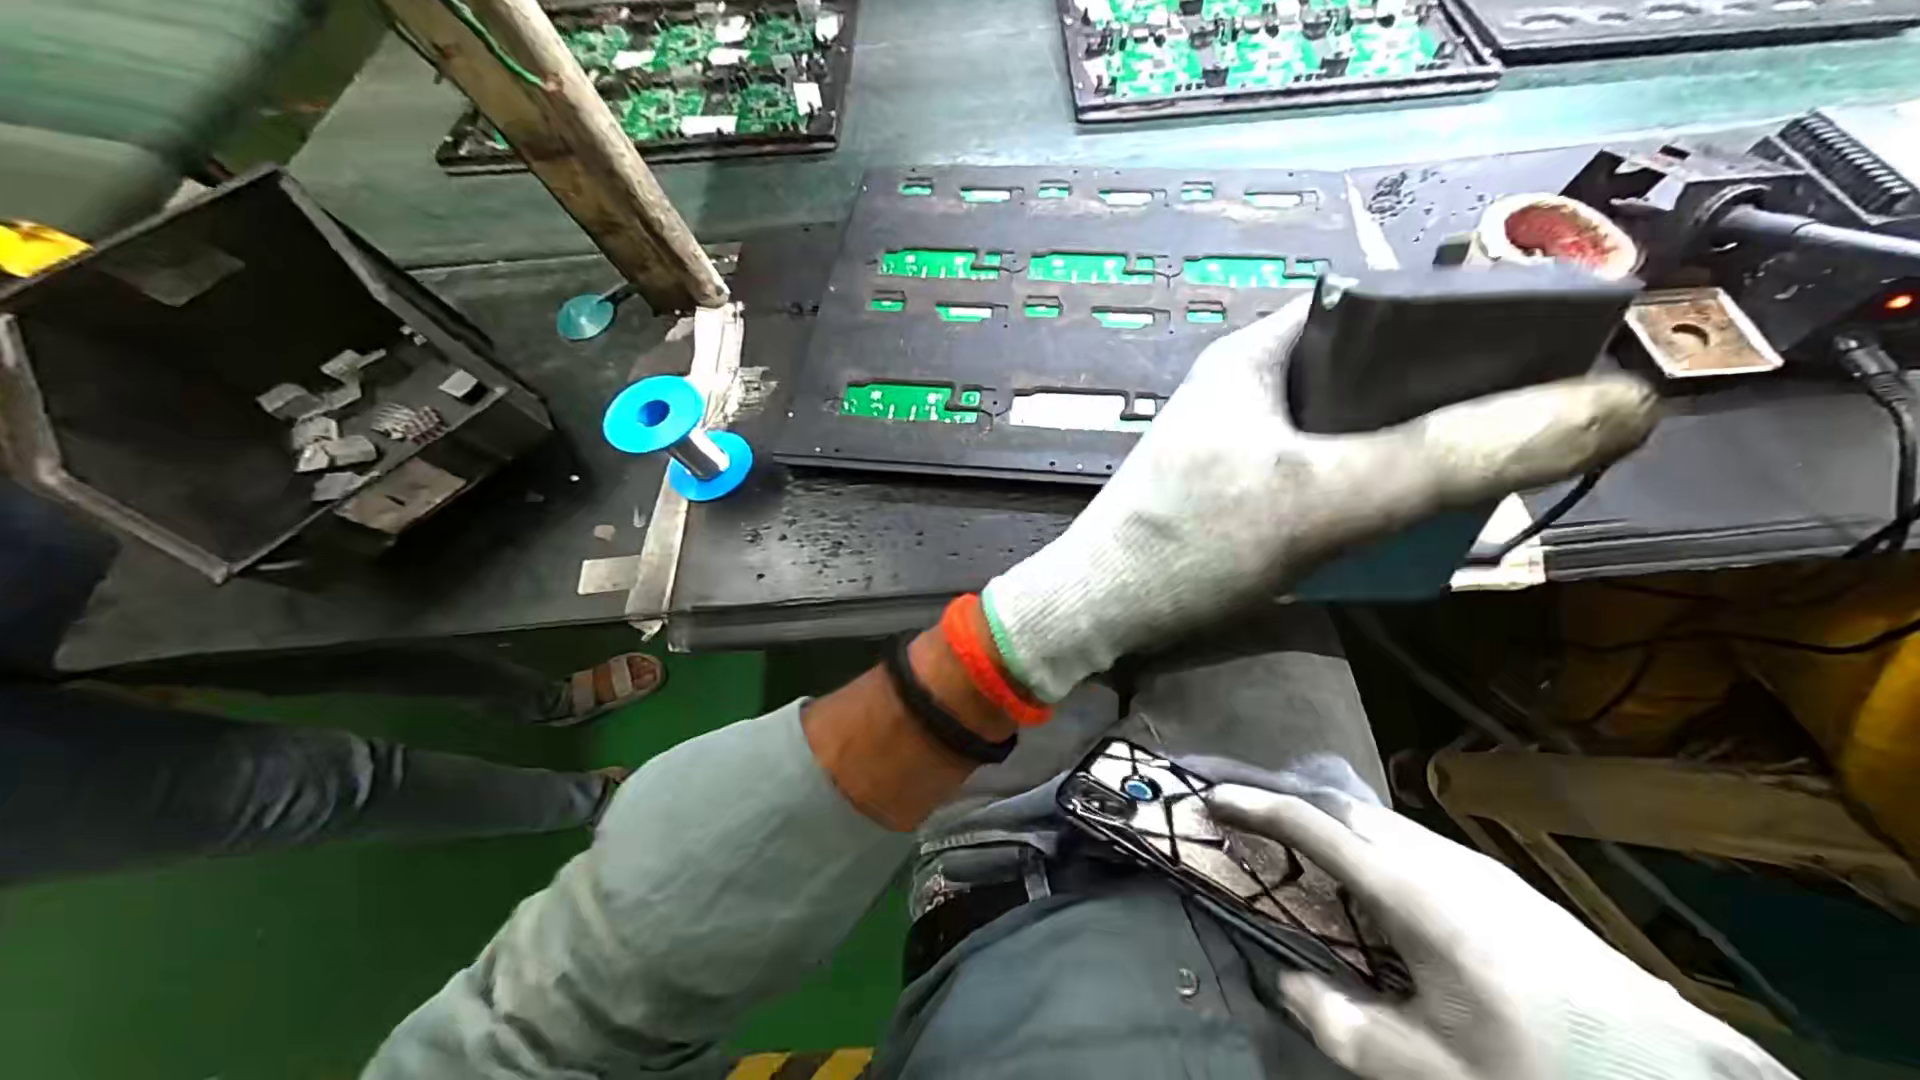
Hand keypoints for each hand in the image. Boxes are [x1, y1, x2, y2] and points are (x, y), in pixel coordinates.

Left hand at [981, 297, 1658, 700]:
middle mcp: (1248, 384)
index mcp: (1260, 353)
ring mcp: (1236, 439)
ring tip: (1459, 493)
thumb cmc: (1192, 545)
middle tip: (1503, 449)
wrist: (1096, 613)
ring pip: (1349, 432)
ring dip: (1403, 459)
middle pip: (1375, 377)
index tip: (1539, 370)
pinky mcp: (1231, 487)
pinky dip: (1360, 495)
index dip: (1467, 331)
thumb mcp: (1327, 499)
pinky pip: (1318, 475)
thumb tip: (1619, 404)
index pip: (1386, 311)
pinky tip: (1389, 526)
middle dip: (1442, 410)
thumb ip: (1458, 456)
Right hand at [1206, 777, 1795, 1079]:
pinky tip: (1367, 875)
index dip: (1255, 805)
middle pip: (1344, 808)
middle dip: (1285, 800)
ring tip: (1291, 837)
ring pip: (1379, 820)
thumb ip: (1341, 1026)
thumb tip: (1289, 983)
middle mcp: (1438, 860)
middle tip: (1242, 812)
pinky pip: (1409, 840)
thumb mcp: (1431, 1073)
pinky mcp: (1503, 886)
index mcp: (1412, 893)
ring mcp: (1476, 868)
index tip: (1210, 795)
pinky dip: (1364, 839)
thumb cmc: (1543, 1074)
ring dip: (1325, 819)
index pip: (1314, 827)